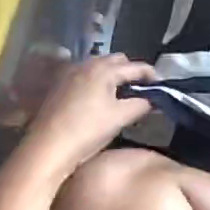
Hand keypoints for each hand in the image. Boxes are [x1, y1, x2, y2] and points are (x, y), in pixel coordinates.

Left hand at [13, 54, 158, 180]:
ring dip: (113, 75)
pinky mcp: (59, 85)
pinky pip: (86, 75)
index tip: (162, 85)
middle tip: (142, 89)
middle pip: (116, 60)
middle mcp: (86, 64)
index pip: (135, 66)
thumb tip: (153, 100)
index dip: (152, 74)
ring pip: (99, 67)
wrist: (47, 148)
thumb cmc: (88, 130)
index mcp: (104, 69)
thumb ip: (141, 105)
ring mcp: (69, 73)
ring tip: (122, 94)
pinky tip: (100, 99)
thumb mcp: (121, 118)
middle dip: (131, 71)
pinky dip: (98, 81)